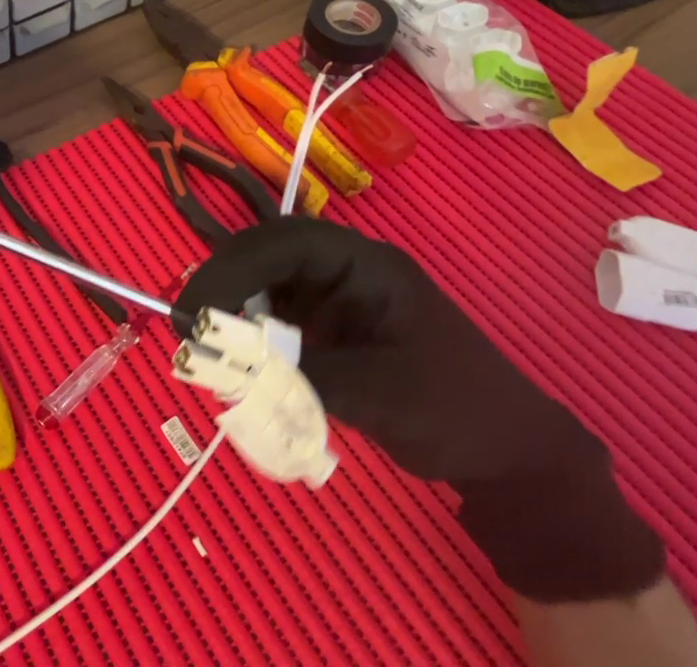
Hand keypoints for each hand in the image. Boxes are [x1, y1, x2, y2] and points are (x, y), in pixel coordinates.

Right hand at [177, 218, 663, 603]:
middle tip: (188, 328)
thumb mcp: (377, 393)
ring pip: (267, 288)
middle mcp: (347, 272)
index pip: (285, 244)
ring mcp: (338, 301)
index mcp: (368, 265)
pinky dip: (252, 339)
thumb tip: (225, 363)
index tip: (194, 310)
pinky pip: (278, 322)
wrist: (508, 453)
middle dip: (225, 287)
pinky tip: (235, 362)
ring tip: (203, 346)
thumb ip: (299, 373)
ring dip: (234, 313)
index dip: (232, 268)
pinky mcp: (331, 331)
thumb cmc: (455, 411)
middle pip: (268, 258)